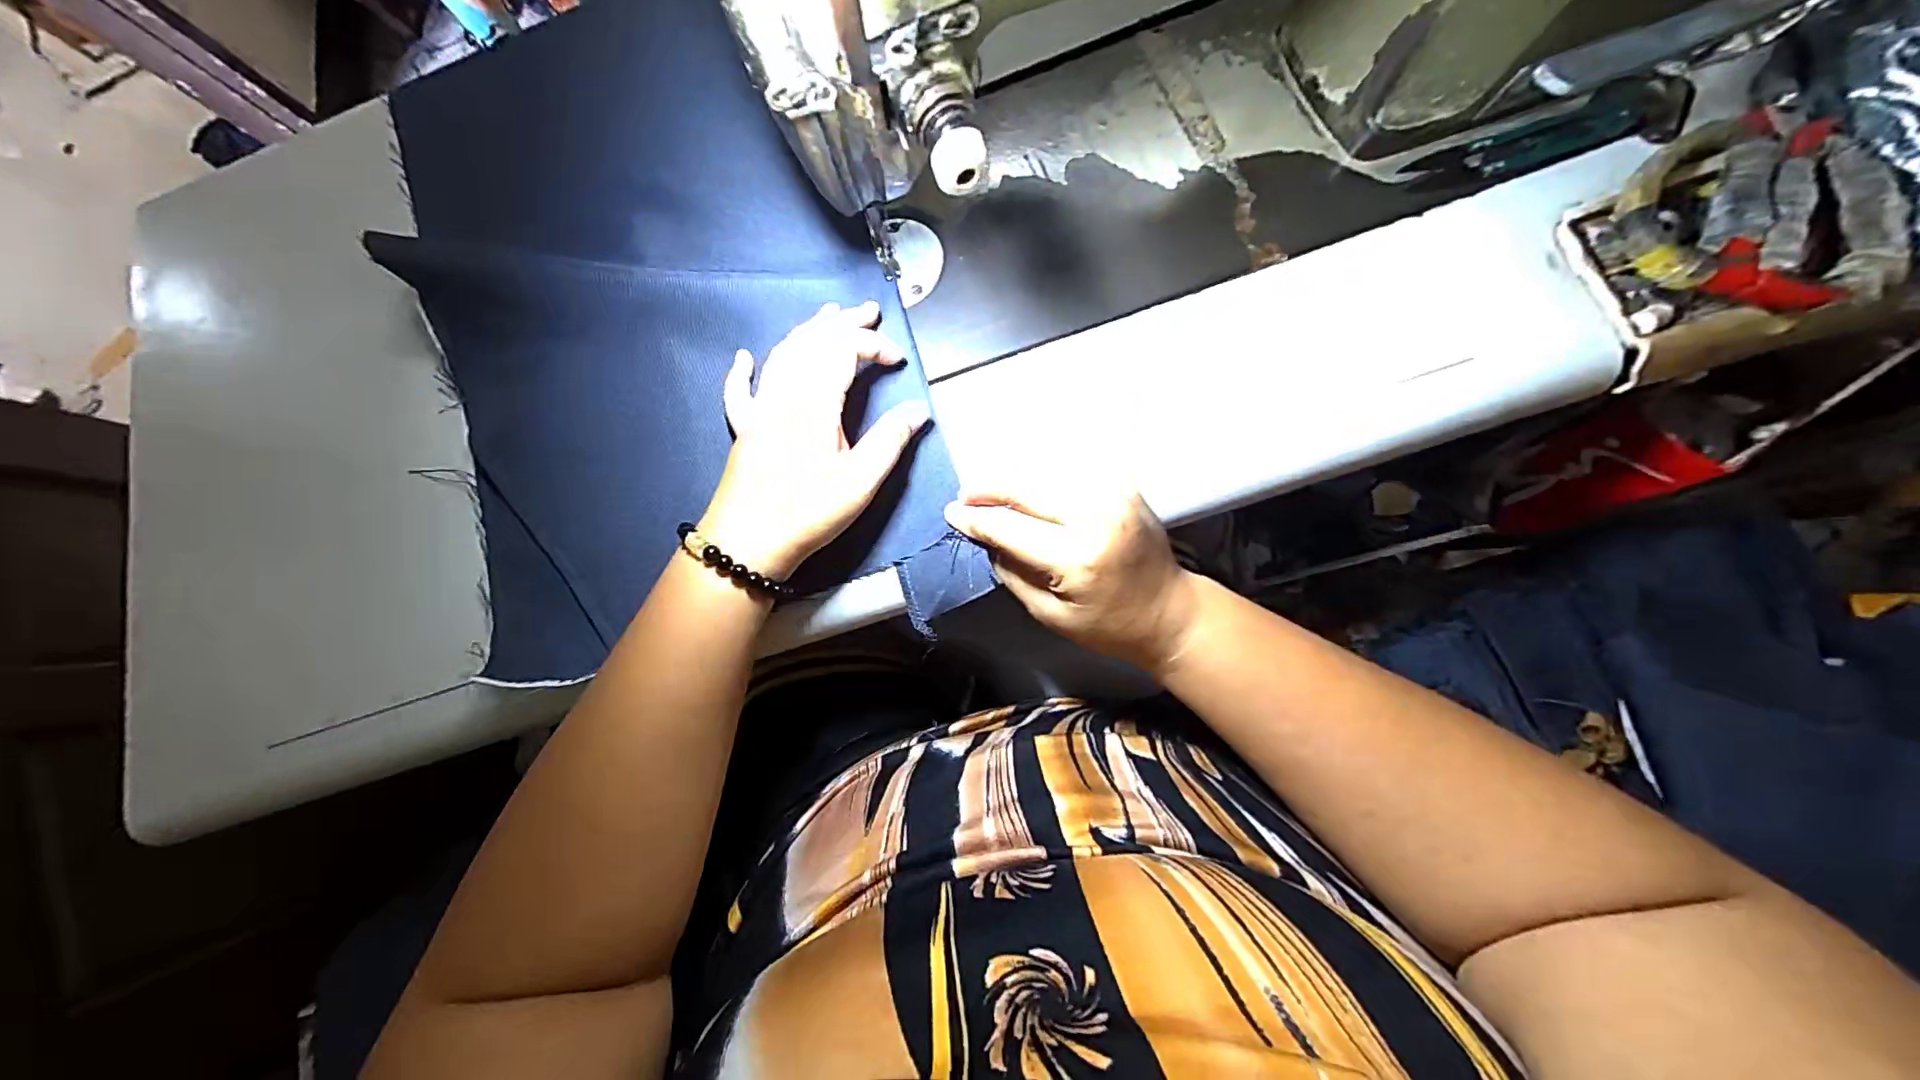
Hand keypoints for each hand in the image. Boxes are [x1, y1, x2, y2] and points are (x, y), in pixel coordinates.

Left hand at [697, 301, 930, 580]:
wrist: (748, 542)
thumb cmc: (807, 512)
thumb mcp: (860, 482)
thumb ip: (889, 440)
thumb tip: (918, 410)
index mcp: (813, 402)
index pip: (843, 351)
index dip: (873, 345)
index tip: (897, 360)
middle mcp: (782, 394)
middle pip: (812, 342)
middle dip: (843, 323)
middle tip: (868, 311)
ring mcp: (759, 410)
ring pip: (781, 355)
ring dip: (806, 331)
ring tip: (827, 315)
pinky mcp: (744, 429)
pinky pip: (740, 391)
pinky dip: (743, 370)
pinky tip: (745, 357)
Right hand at [944, 482, 1201, 675]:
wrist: (1170, 612)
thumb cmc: (1108, 625)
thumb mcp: (1050, 614)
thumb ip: (1013, 572)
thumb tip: (987, 538)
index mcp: (1077, 557)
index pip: (1011, 528)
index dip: (977, 519)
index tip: (952, 513)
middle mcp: (1096, 516)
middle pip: (1028, 488)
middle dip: (991, 488)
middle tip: (966, 495)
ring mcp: (1115, 495)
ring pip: (1049, 471)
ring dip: (1017, 476)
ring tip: (993, 488)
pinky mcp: (1125, 487)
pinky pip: (1075, 469)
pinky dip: (1047, 471)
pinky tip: (1030, 480)